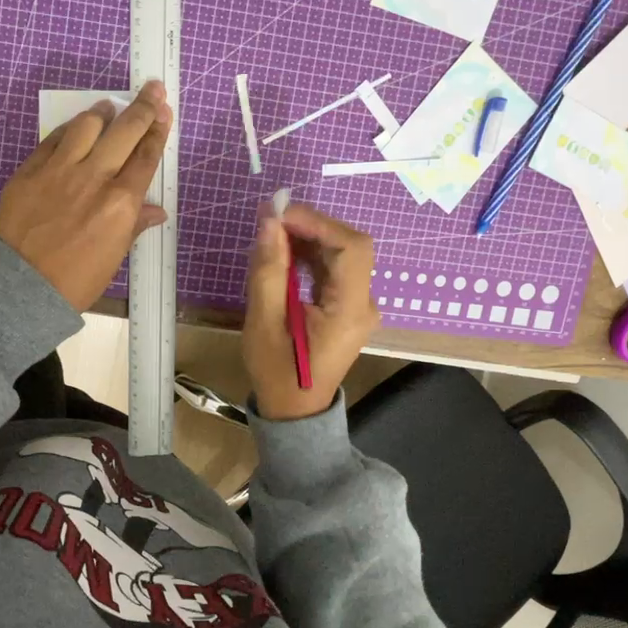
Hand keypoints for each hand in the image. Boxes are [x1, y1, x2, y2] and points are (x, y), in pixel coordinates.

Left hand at [0, 84, 171, 310]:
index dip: (158, 131)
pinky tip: (76, 127)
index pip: (145, 157)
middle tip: (152, 88)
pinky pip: (54, 139)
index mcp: (120, 203)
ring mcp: (59, 171)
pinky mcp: (29, 171)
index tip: (164, 111)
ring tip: (108, 107)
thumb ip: (133, 226)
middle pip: (124, 132)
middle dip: (142, 107)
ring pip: (86, 125)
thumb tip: (155, 210)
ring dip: (102, 113)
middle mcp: (94, 178)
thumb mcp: (113, 258)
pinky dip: (70, 129)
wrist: (21, 288)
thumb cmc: (75, 282)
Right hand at [242, 204, 378, 419]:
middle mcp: (363, 303)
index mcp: (350, 310)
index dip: (318, 222)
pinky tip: (283, 252)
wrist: (295, 412)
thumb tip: (269, 223)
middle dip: (310, 226)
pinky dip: (309, 254)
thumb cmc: (278, 372)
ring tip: (271, 232)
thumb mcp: (264, 323)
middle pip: (348, 246)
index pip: (351, 248)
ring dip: (308, 237)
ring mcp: (357, 305)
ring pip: (340, 254)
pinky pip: (332, 270)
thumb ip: (268, 271)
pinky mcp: (346, 307)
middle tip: (270, 219)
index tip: (280, 215)